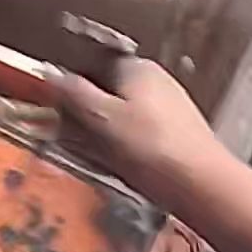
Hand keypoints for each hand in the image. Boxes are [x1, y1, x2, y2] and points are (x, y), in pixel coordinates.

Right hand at [49, 57, 225, 201]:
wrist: (201, 185)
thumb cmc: (147, 146)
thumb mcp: (99, 116)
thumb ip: (72, 92)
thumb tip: (49, 73)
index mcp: (136, 67)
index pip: (90, 66)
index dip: (70, 89)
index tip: (57, 112)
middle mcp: (155, 80)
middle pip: (105, 92)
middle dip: (85, 114)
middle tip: (73, 138)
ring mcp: (168, 107)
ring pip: (120, 115)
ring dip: (102, 134)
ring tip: (97, 156)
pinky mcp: (175, 133)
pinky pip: (136, 133)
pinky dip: (123, 146)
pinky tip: (122, 164)